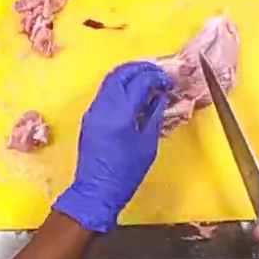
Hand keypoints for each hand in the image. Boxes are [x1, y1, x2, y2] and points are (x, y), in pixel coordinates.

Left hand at [53, 62, 172, 232]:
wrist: (97, 190)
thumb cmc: (126, 173)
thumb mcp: (147, 144)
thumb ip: (154, 115)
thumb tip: (161, 97)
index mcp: (120, 114)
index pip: (139, 81)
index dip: (156, 77)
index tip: (169, 81)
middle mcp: (103, 107)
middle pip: (121, 73)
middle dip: (141, 68)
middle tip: (158, 73)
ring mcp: (93, 110)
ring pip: (110, 80)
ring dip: (129, 75)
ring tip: (147, 79)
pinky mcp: (89, 117)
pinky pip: (105, 92)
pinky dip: (120, 86)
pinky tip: (133, 93)